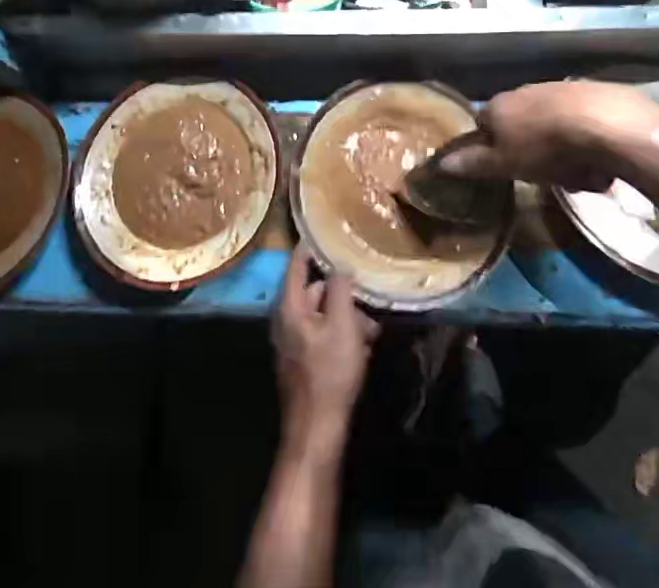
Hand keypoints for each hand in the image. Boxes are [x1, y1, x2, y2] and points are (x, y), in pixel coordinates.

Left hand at [272, 244, 378, 451]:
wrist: (317, 428)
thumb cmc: (330, 372)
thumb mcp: (342, 325)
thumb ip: (339, 290)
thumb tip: (339, 264)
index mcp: (289, 306)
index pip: (297, 264)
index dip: (311, 247)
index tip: (325, 230)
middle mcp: (286, 319)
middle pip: (314, 291)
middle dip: (342, 293)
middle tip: (368, 296)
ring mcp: (293, 340)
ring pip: (323, 315)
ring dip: (348, 317)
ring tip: (372, 331)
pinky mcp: (303, 359)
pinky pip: (323, 334)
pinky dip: (342, 335)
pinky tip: (364, 348)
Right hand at [438, 80, 658, 191]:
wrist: (608, 125)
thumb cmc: (546, 147)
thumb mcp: (505, 164)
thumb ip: (474, 163)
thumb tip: (440, 163)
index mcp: (498, 105)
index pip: (484, 124)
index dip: (492, 146)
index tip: (505, 165)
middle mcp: (524, 90)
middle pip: (519, 121)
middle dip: (530, 145)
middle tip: (545, 172)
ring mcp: (559, 87)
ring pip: (551, 120)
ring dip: (560, 142)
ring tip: (578, 168)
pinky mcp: (594, 90)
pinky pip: (582, 117)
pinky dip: (587, 134)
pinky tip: (601, 153)